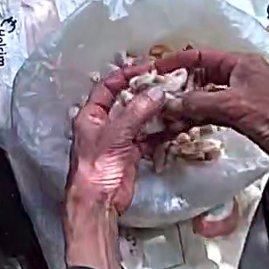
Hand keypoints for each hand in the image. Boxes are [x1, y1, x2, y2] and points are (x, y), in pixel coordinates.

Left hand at [66, 69, 167, 214]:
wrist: (97, 201)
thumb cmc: (96, 166)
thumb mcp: (115, 133)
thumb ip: (137, 111)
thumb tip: (157, 92)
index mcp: (91, 115)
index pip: (108, 86)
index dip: (126, 74)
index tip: (148, 67)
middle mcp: (104, 124)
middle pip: (127, 101)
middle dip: (147, 92)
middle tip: (168, 83)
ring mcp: (118, 139)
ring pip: (140, 119)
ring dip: (157, 112)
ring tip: (177, 101)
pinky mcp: (130, 153)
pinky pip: (148, 137)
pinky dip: (162, 132)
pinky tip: (177, 126)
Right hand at [151, 48, 268, 171]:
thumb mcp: (234, 105)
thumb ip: (198, 103)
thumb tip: (168, 102)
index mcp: (241, 64)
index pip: (201, 56)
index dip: (177, 61)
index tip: (156, 69)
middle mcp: (240, 77)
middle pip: (201, 77)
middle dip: (178, 87)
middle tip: (156, 95)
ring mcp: (241, 97)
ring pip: (206, 98)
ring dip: (186, 106)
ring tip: (163, 113)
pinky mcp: (243, 116)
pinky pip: (213, 113)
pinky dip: (198, 118)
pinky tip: (181, 125)